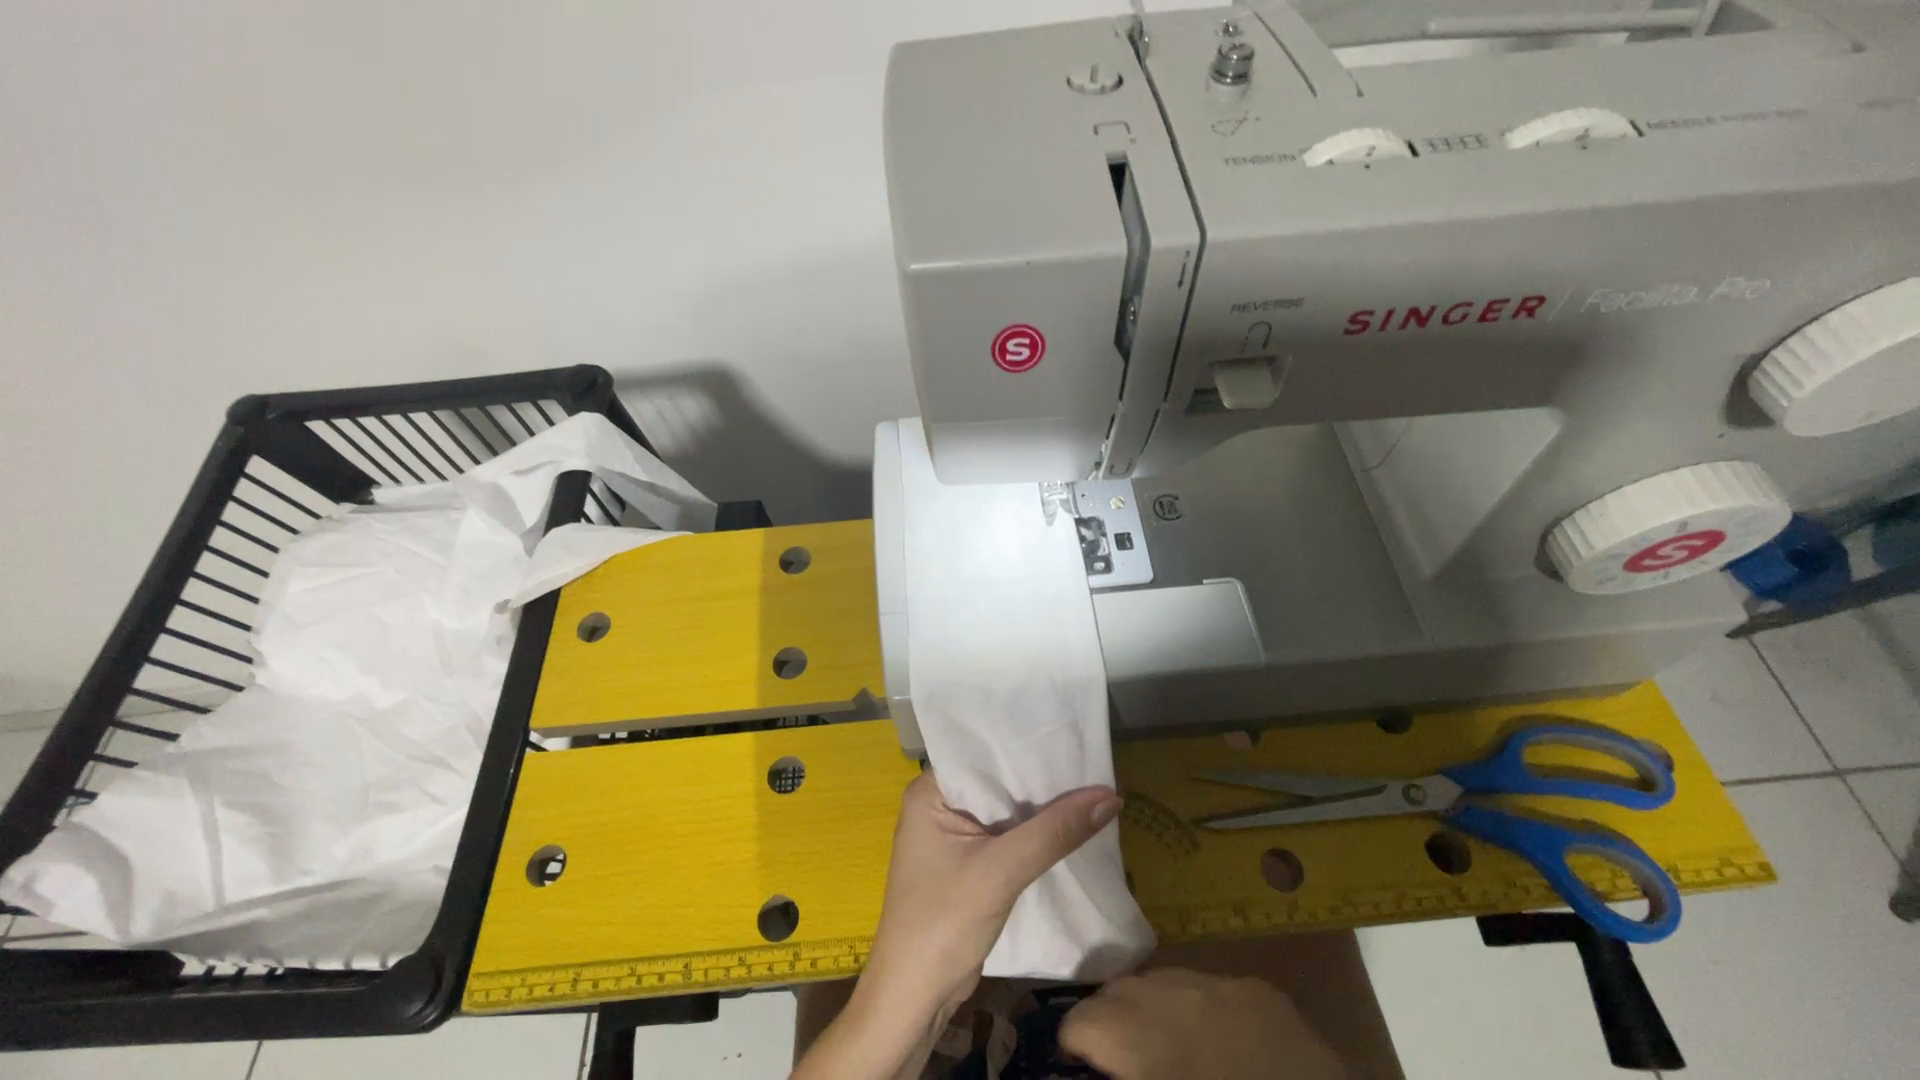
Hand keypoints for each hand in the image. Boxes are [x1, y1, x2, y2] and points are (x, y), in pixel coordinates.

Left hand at [792, 770, 1121, 1079]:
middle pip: (997, 780)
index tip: (1071, 734)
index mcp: (930, 793)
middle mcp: (939, 806)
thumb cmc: (942, 925)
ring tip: (1094, 784)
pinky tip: (1074, 825)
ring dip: (1043, 806)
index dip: (1025, 743)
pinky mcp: (969, 865)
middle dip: (1041, 775)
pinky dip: (1037, 833)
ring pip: (1006, 810)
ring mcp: (954, 837)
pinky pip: (1008, 836)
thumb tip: (1110, 795)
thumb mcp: (1000, 872)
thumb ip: (1053, 832)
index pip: (981, 752)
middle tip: (1094, 758)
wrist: (914, 999)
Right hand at [1060, 968, 1347, 1079]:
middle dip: (1107, 1023)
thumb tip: (1091, 1062)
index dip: (1072, 1047)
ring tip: (1164, 1051)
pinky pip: (1209, 986)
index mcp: (1144, 1038)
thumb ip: (1121, 1069)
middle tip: (1117, 1064)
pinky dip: (1197, 1008)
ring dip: (1150, 1010)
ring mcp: (1223, 986)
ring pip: (1160, 980)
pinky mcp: (1263, 992)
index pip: (1080, 1021)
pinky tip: (1213, 1044)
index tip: (1080, 1070)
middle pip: (1117, 991)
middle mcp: (1176, 996)